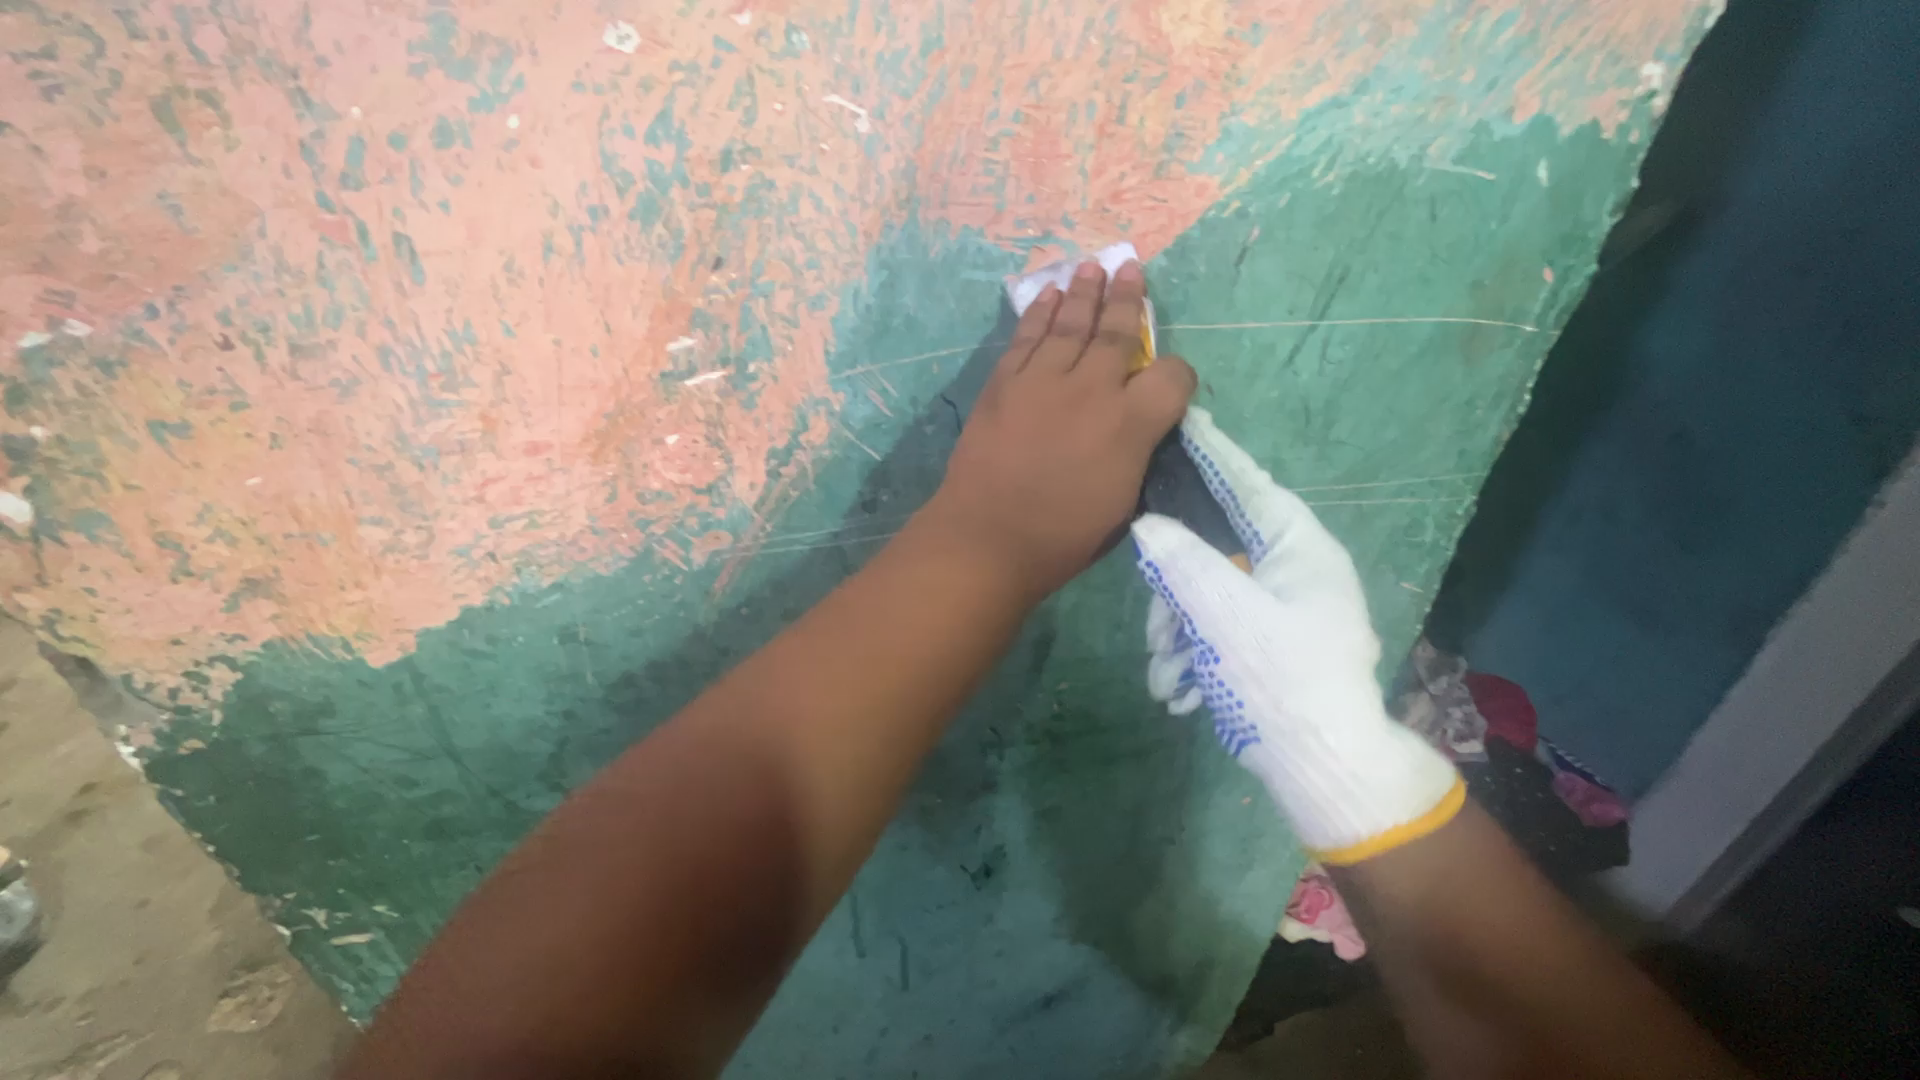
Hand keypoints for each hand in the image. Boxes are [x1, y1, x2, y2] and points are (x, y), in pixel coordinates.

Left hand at [926, 260, 1194, 597]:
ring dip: (1083, 293)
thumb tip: (1139, 428)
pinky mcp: (1004, 383)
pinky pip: (1026, 338)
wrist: (987, 537)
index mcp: (1130, 424)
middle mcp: (1091, 389)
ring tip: (1092, 266)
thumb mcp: (1123, 503)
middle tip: (1131, 268)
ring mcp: (1043, 380)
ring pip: (1070, 323)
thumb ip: (1137, 453)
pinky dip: (1039, 314)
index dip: (1178, 376)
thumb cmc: (1062, 536)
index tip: (1172, 382)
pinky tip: (1048, 296)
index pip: (1172, 376)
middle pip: (1117, 332)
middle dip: (1128, 298)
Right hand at [1129, 408, 1462, 863]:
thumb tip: (1147, 524)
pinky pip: (1220, 631)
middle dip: (1178, 591)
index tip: (1182, 420)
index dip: (1213, 456)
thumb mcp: (1223, 615)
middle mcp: (1297, 571)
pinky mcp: (1274, 646)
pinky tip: (1180, 689)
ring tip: (1167, 676)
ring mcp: (1287, 611)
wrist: (1325, 770)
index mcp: (1301, 549)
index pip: (1249, 485)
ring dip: (1180, 632)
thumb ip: (1182, 562)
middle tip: (1158, 628)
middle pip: (1217, 551)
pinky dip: (1196, 655)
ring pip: (1210, 595)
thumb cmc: (1282, 680)